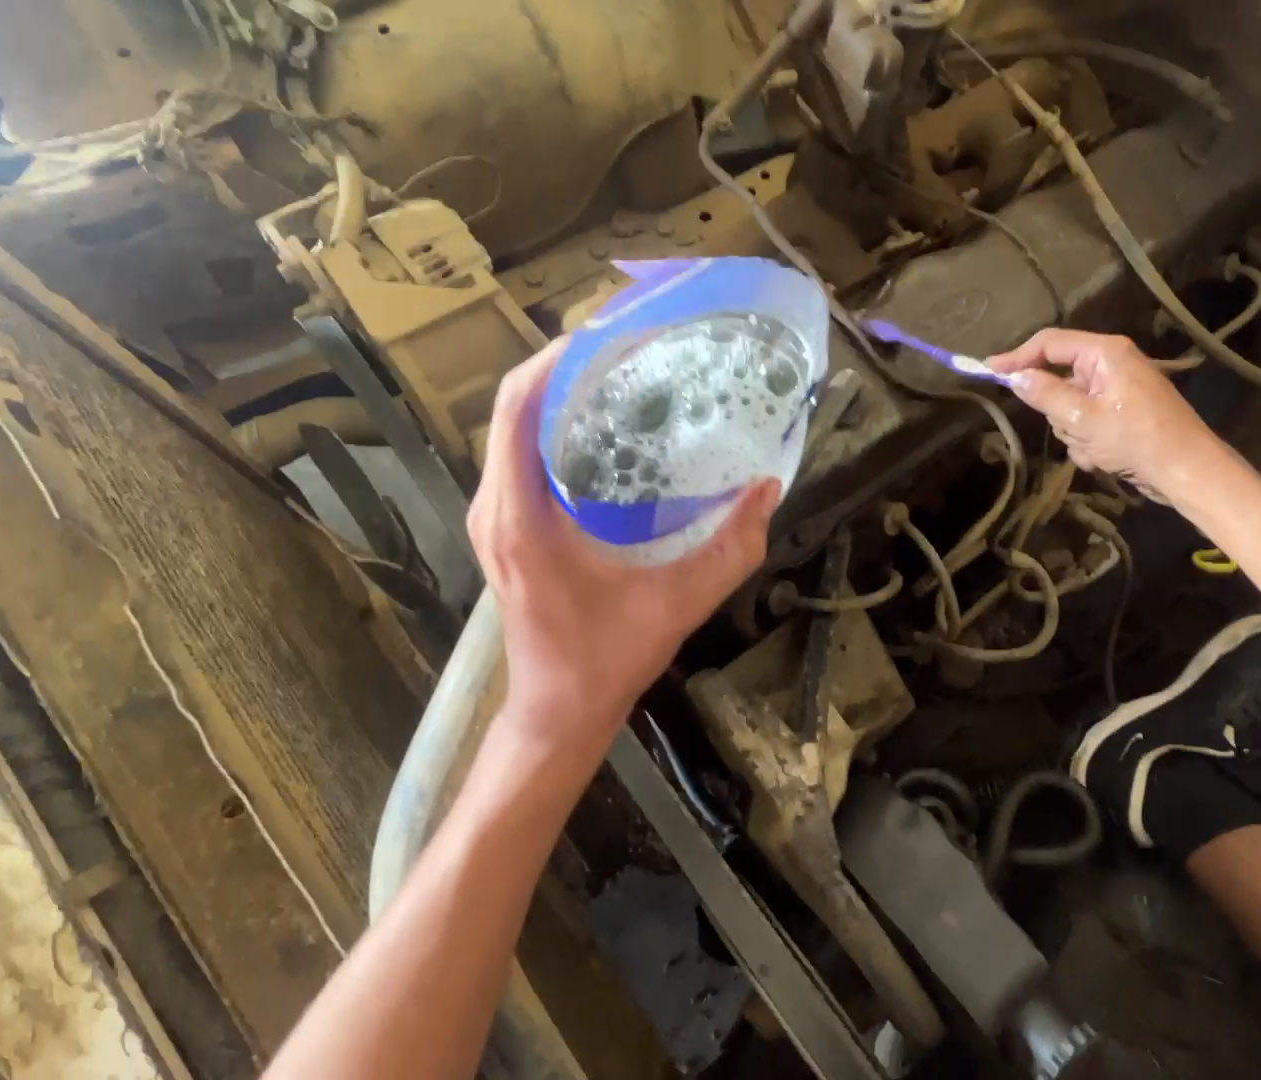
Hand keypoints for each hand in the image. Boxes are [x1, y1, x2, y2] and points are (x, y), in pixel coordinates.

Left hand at [468, 337, 780, 749]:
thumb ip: (729, 549)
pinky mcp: (505, 528)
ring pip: (515, 428)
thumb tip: (766, 489)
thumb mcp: (677, 604)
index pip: (519, 407)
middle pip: (514, 406)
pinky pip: (521, 455)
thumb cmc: (606, 659)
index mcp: (521, 516)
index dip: (558, 358)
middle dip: (566, 364)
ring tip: (621, 372)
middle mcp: (495, 506)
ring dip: (560, 393)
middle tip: (628, 345)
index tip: (611, 332)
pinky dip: (556, 426)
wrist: (558, 711)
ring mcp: (494, 517)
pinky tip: (606, 427)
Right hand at [988, 329, 1220, 492]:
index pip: (1049, 343)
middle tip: (1072, 430)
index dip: (1017, 356)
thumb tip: (1014, 377)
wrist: (1185, 470)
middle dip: (1057, 410)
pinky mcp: (1122, 411)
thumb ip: (1044, 394)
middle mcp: (1112, 363)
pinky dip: (1087, 440)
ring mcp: (1118, 388)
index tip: (988, 371)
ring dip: (1073, 431)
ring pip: (1069, 405)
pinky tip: (1103, 457)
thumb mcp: (1082, 418)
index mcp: (1106, 353)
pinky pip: (1086, 420)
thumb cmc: (1136, 439)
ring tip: (1094, 449)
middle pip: (1058, 377)